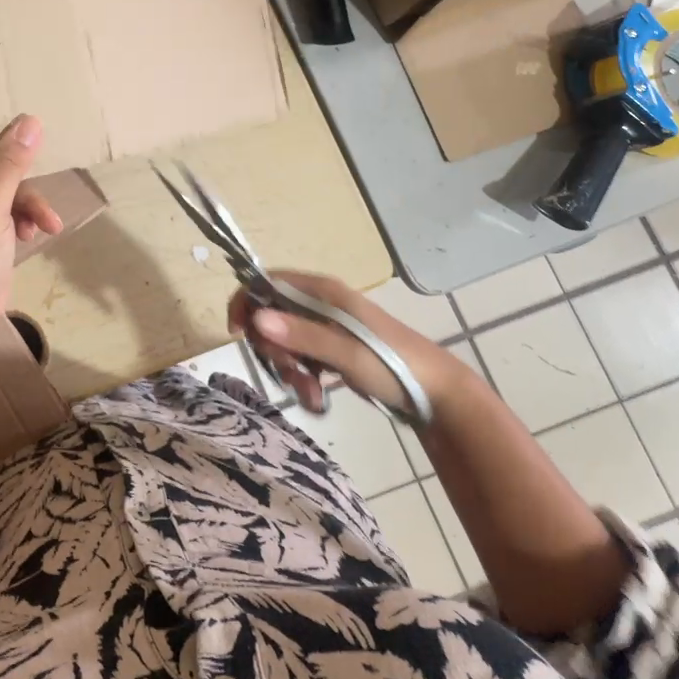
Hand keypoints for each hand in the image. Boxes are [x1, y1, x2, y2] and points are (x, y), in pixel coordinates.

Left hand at [0, 115, 63, 343]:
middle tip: (46, 185)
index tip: (23, 120)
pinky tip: (34, 236)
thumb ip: (9, 166)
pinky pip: (7, 213)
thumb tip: (30, 120)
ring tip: (46, 225)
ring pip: (4, 191)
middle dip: (22, 184)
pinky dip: (24, 221)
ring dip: (29, 206)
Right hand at [229, 270, 463, 414]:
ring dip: (287, 369)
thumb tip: (256, 319)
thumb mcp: (347, 352)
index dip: (248, 302)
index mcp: (323, 291)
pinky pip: (300, 358)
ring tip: (309, 393)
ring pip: (284, 342)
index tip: (239, 334)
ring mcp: (326, 328)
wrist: (438, 395)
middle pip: (271, 316)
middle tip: (290, 373)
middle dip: (272, 348)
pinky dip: (301, 377)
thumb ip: (302, 335)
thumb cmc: (394, 365)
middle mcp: (321, 304)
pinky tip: (315, 397)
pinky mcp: (332, 350)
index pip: (268, 282)